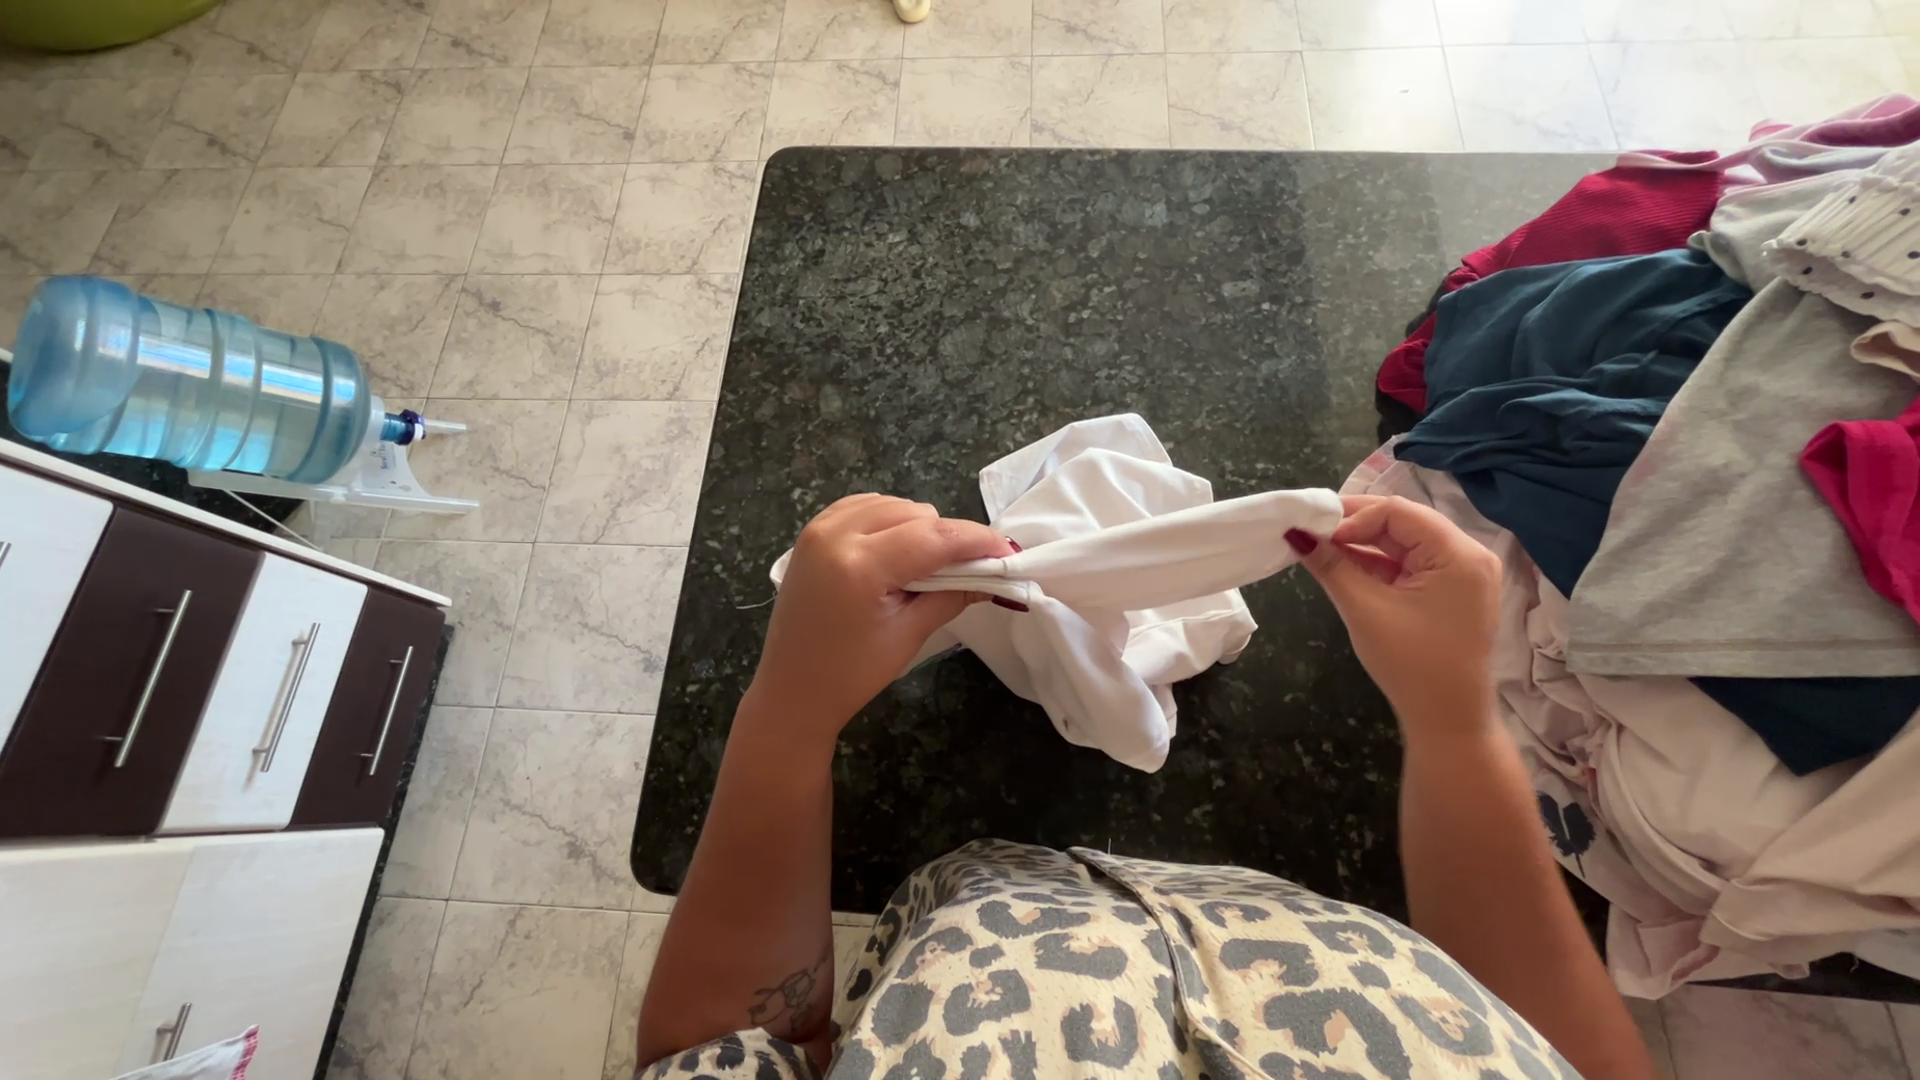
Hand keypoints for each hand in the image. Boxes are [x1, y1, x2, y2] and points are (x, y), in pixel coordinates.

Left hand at [747, 494, 1013, 742]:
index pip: (934, 537)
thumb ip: (953, 595)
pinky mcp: (812, 531)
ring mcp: (819, 528)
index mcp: (859, 566)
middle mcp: (836, 534)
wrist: (791, 689)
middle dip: (949, 538)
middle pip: (916, 514)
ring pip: (893, 504)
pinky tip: (898, 547)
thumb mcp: (908, 635)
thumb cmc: (851, 674)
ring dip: (920, 527)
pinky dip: (890, 519)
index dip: (977, 541)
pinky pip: (866, 506)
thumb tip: (994, 576)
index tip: (1008, 552)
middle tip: (969, 569)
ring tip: (928, 564)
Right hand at [1288, 494, 1502, 743]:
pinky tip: (1342, 565)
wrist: (1447, 719)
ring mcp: (1460, 575)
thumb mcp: (1364, 608)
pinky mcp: (1448, 592)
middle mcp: (1467, 556)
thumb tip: (1295, 532)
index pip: (1397, 512)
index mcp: (1459, 554)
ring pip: (1402, 542)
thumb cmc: (1410, 662)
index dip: (1351, 516)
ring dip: (1361, 543)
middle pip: (1402, 522)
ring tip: (1320, 548)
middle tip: (1310, 532)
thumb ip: (1331, 565)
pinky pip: (1407, 564)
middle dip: (1354, 525)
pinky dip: (1374, 563)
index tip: (1313, 533)